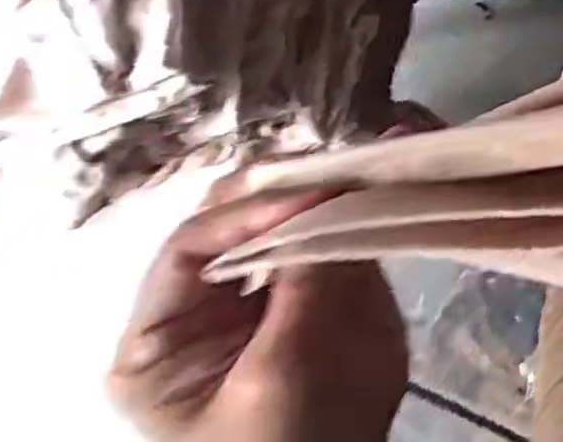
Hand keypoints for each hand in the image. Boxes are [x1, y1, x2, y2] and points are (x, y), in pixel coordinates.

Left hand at [108, 183, 407, 441]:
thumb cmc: (284, 440)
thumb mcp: (280, 369)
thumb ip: (306, 283)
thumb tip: (340, 199)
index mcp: (166, 334)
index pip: (193, 245)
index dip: (252, 211)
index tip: (320, 190)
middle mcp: (218, 299)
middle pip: (243, 219)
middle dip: (292, 183)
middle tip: (346, 160)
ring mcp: (280, 288)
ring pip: (299, 218)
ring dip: (338, 182)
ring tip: (382, 150)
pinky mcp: (335, 283)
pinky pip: (346, 232)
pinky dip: (371, 201)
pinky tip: (396, 171)